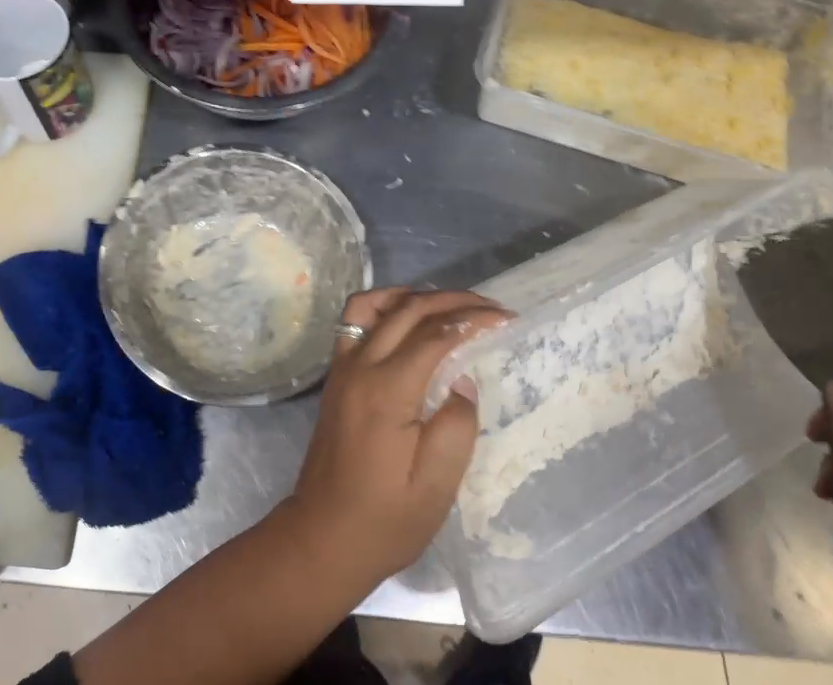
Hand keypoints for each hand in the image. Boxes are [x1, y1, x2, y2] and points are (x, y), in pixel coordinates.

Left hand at [285, 288, 511, 583]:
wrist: (324, 536)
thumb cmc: (386, 519)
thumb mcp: (436, 485)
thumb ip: (456, 426)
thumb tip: (462, 381)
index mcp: (386, 391)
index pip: (434, 334)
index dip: (473, 320)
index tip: (508, 319)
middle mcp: (359, 368)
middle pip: (406, 311)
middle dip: (452, 301)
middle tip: (491, 308)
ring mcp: (342, 369)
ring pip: (374, 305)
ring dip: (415, 297)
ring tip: (452, 307)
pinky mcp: (336, 378)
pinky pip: (355, 322)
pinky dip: (385, 307)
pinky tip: (409, 319)